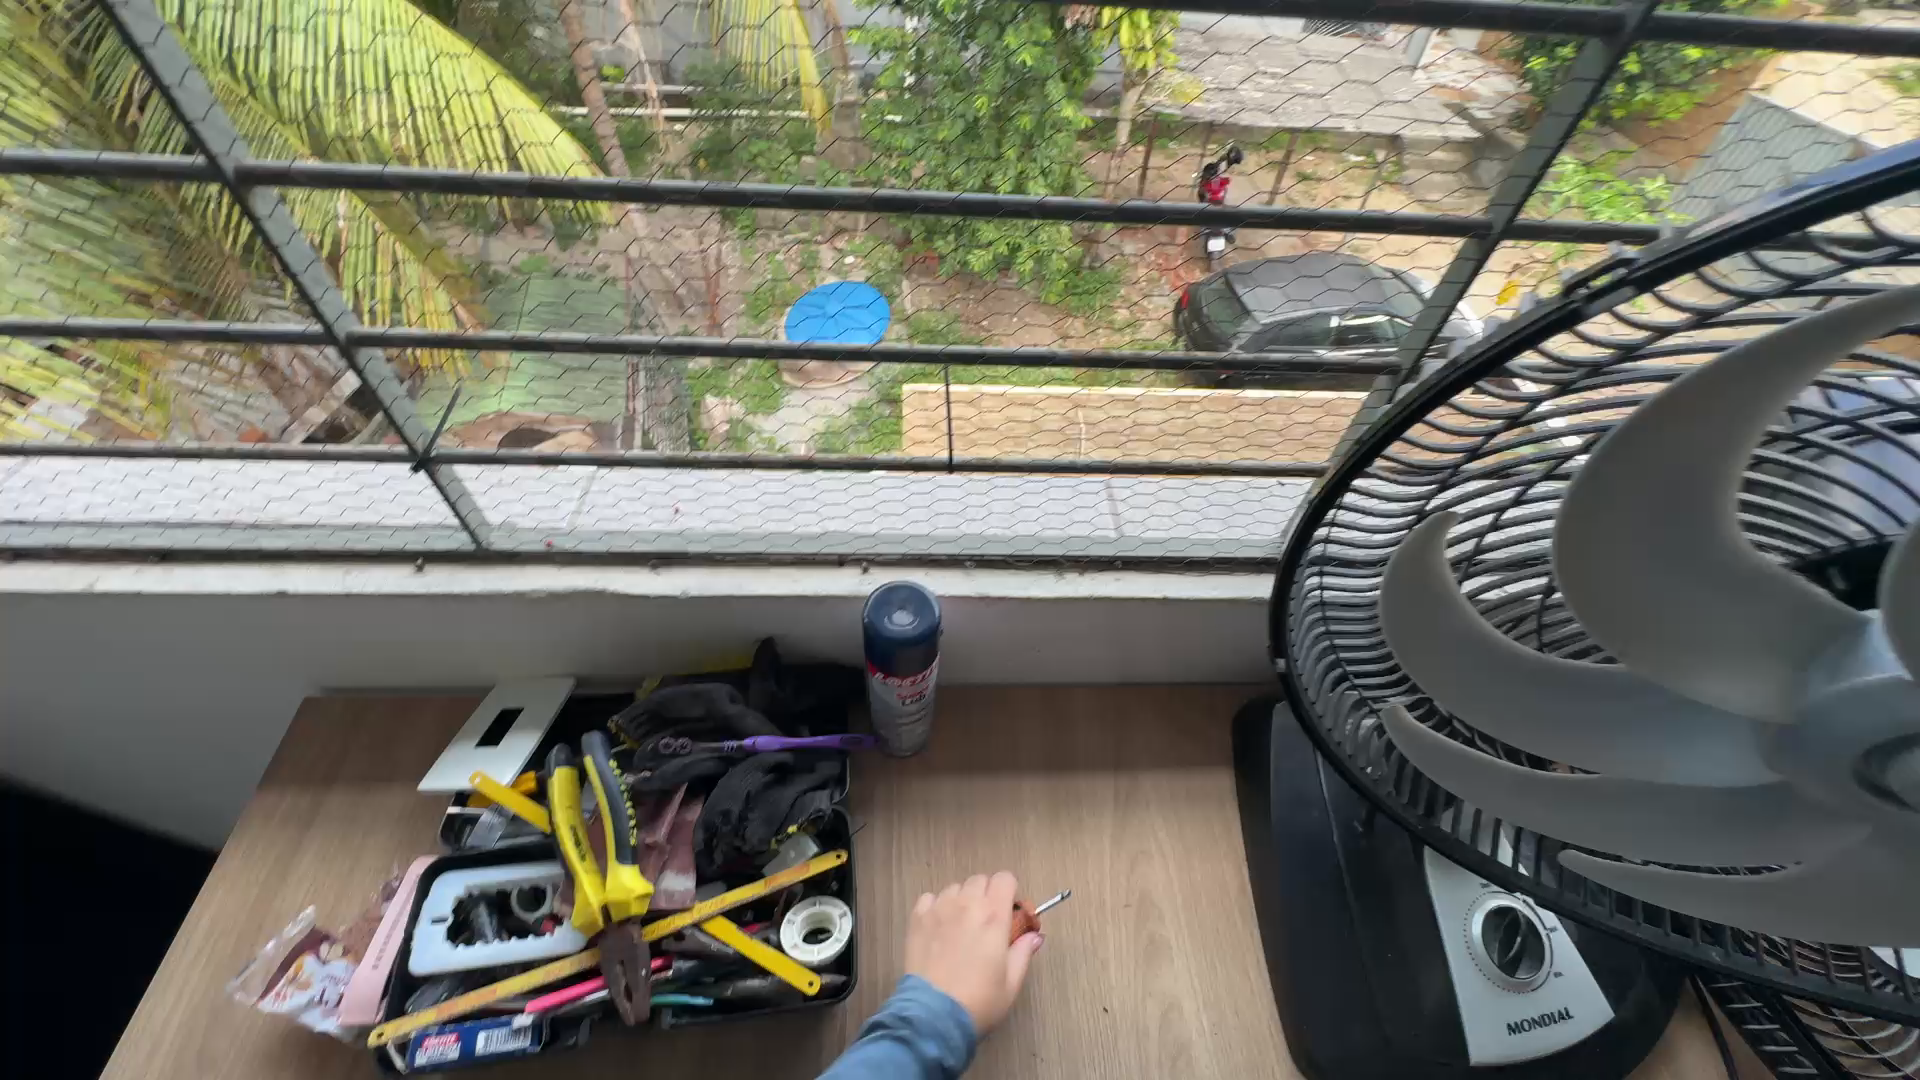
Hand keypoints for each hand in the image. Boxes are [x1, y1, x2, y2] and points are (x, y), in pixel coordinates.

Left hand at [904, 872, 1043, 1035]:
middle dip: (986, 895)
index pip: (1005, 878)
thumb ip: (1023, 953)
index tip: (1009, 910)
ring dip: (962, 900)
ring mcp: (940, 907)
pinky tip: (938, 928)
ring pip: (955, 888)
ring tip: (960, 926)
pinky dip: (936, 907)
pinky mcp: (918, 917)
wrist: (934, 1015)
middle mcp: (967, 904)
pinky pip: (930, 898)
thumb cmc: (978, 1001)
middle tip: (986, 922)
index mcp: (993, 916)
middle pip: (980, 880)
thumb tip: (1034, 936)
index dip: (1009, 891)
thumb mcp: (1010, 984)